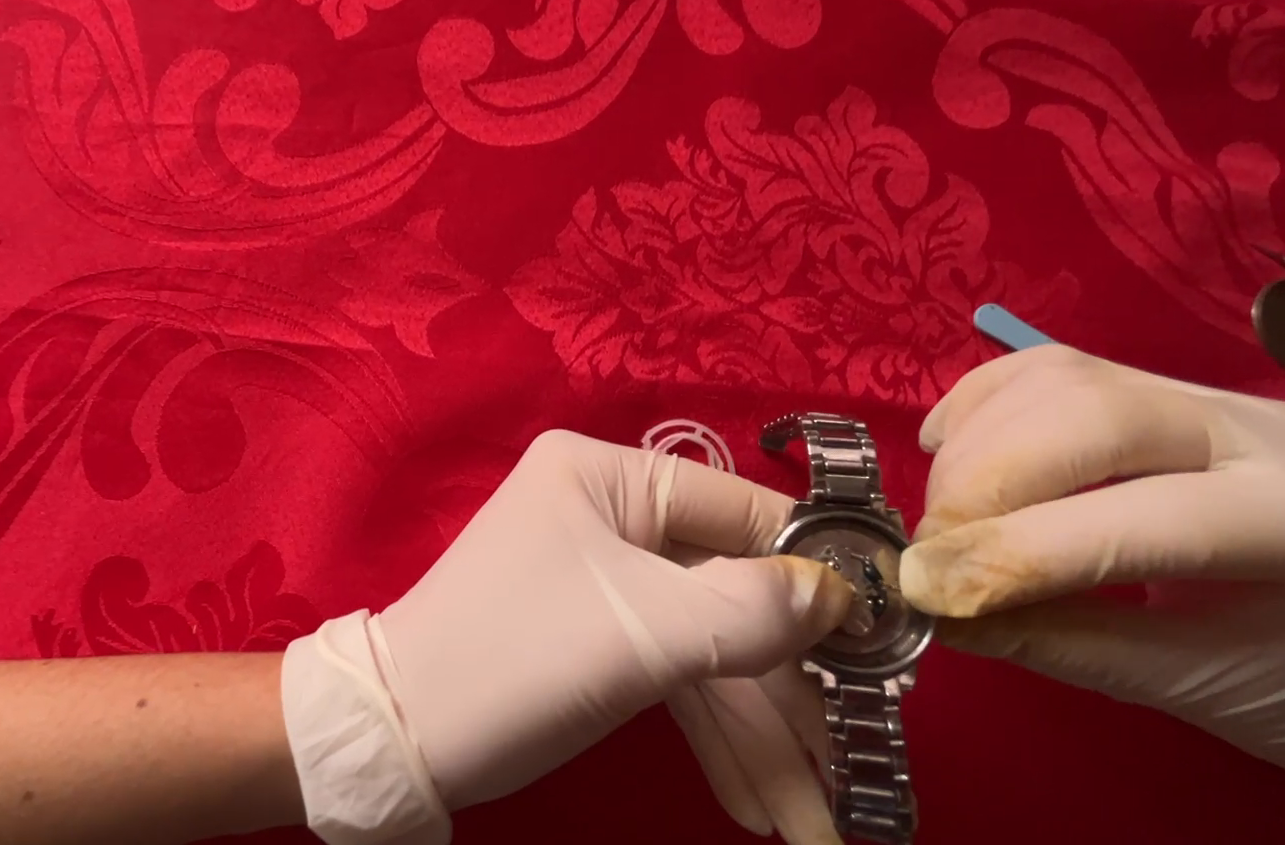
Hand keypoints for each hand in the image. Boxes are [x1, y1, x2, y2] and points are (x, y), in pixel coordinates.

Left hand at [281, 430, 853, 842]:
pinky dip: (715, 733)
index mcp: (603, 474)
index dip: (809, 564)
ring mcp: (600, 576)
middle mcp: (603, 512)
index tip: (881, 628)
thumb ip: (754, 609)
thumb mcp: (646, 629)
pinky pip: (671, 671)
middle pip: (725, 588)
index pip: (733, 506)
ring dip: (760, 732)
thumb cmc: (520, 655)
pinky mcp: (594, 633)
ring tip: (822, 821)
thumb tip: (837, 593)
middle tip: (856, 756)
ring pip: (704, 646)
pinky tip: (764, 804)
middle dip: (786, 684)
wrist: (403, 734)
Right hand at [899, 345, 1284, 833]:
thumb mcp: (1224, 687)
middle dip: (983, 480)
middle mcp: (1268, 431)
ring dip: (971, 443)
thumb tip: (940, 615)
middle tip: (929, 546)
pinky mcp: (1156, 386)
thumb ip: (1077, 647)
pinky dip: (974, 404)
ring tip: (941, 512)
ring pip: (1056, 378)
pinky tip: (946, 447)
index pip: (1148, 519)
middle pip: (1091, 415)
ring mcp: (1208, 395)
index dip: (1019, 552)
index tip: (925, 589)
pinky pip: (1044, 367)